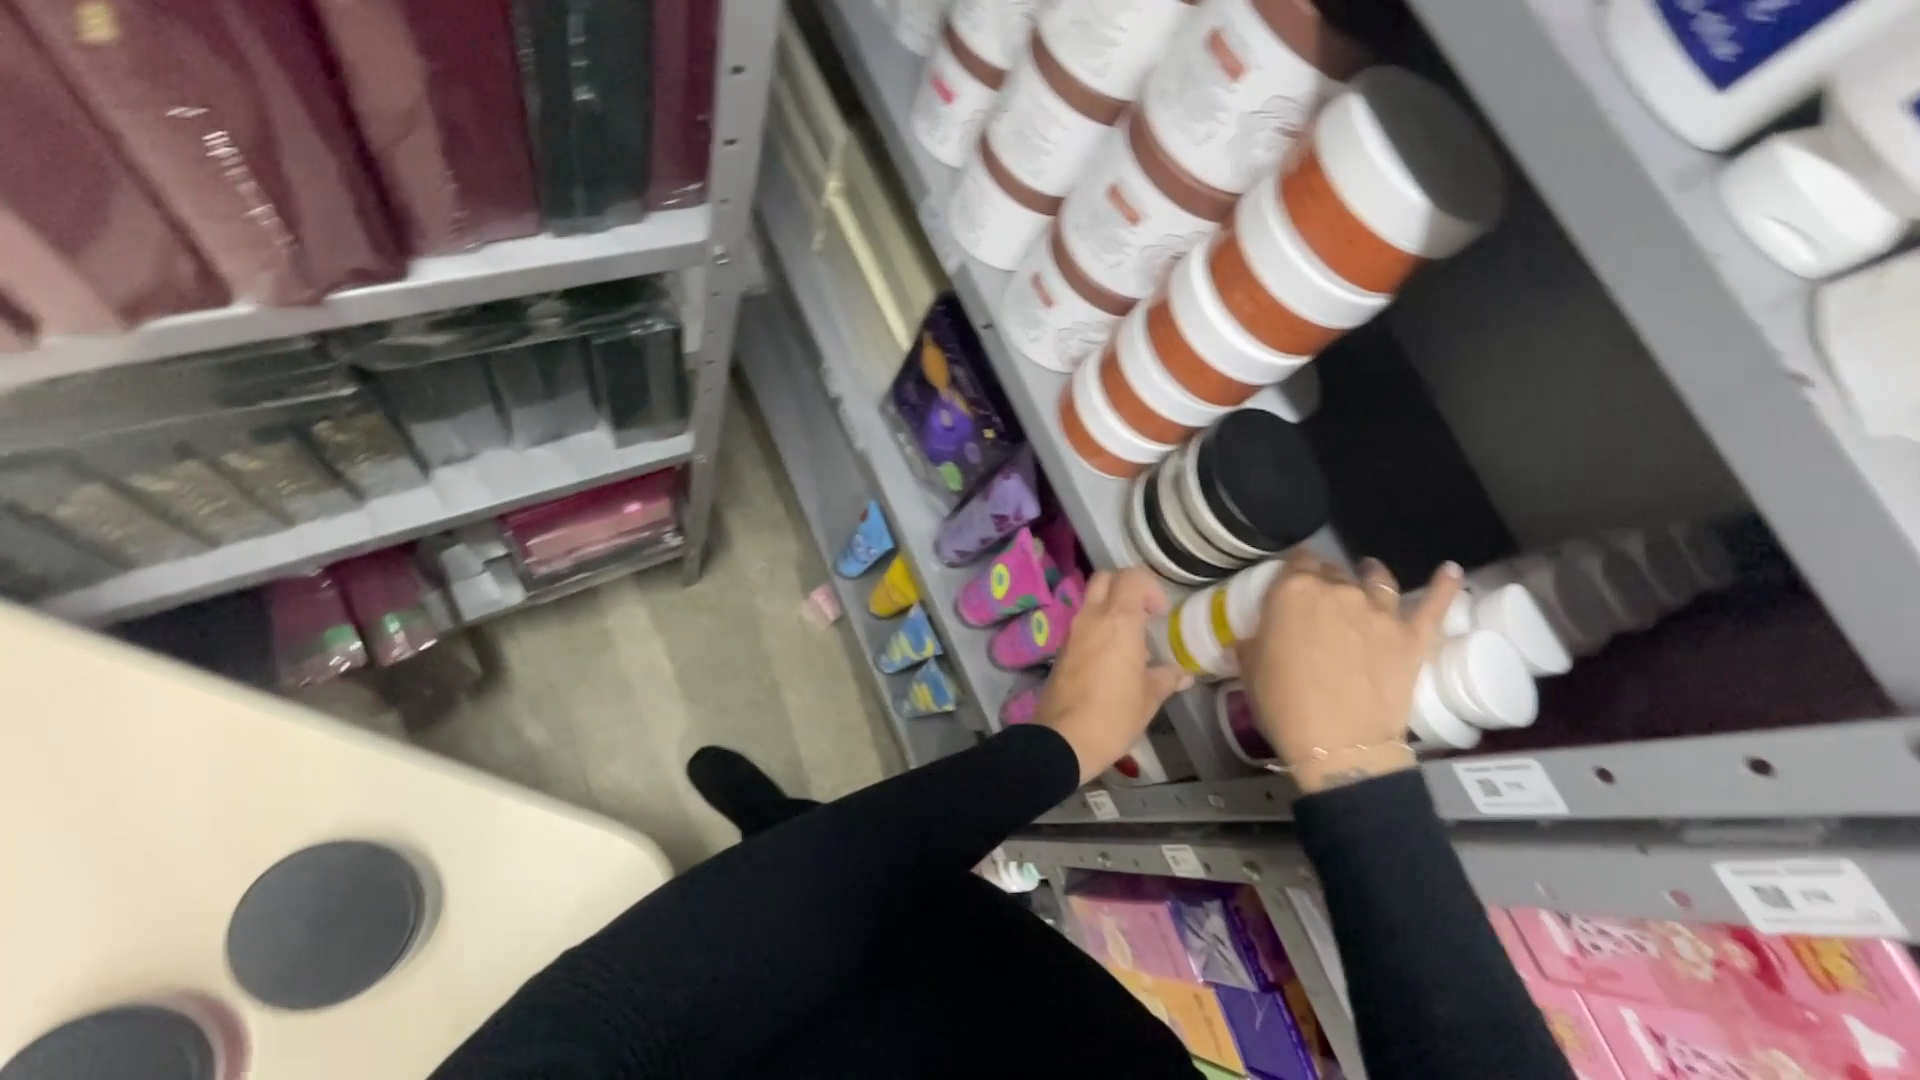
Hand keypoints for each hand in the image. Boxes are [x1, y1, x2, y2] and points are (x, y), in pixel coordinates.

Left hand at [1036, 567, 1192, 783]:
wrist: (1062, 740)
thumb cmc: (1113, 715)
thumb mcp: (1149, 698)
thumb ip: (1166, 678)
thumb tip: (1182, 673)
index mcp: (1118, 620)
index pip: (1132, 578)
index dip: (1150, 588)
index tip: (1161, 613)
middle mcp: (1091, 617)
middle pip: (1105, 579)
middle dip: (1126, 588)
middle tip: (1144, 615)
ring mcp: (1072, 633)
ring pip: (1091, 602)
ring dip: (1111, 609)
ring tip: (1131, 642)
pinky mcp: (1061, 651)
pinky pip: (1081, 626)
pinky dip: (1097, 629)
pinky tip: (1111, 659)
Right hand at [1238, 554, 1461, 792]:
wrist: (1339, 743)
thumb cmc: (1283, 704)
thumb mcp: (1251, 668)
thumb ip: (1254, 640)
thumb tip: (1254, 636)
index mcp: (1293, 591)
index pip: (1294, 562)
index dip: (1292, 570)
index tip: (1289, 581)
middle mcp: (1339, 590)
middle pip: (1333, 570)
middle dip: (1325, 578)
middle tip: (1319, 599)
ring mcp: (1380, 610)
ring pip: (1377, 578)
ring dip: (1370, 574)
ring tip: (1369, 575)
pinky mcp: (1412, 635)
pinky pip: (1434, 603)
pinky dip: (1444, 585)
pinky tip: (1450, 571)